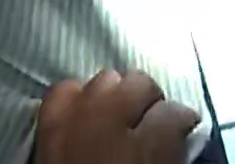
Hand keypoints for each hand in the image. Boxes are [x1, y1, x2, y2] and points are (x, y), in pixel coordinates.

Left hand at [36, 70, 198, 163]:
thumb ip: (168, 158)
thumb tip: (180, 140)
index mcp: (145, 151)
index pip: (174, 113)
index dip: (184, 120)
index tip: (186, 127)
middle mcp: (112, 120)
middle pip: (139, 83)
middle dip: (149, 98)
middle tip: (151, 121)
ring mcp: (77, 114)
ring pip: (106, 78)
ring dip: (115, 94)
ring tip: (118, 116)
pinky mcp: (49, 119)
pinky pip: (68, 88)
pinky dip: (79, 96)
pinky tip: (85, 114)